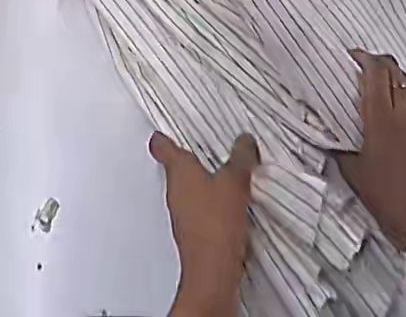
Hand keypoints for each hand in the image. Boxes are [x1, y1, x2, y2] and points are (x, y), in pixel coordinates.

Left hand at [153, 131, 257, 316]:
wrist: (212, 273)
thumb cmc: (216, 223)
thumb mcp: (235, 181)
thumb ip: (240, 158)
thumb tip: (244, 140)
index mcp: (178, 170)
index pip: (161, 146)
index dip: (164, 136)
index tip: (168, 131)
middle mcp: (174, 189)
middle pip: (175, 166)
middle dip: (191, 158)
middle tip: (207, 149)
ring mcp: (180, 212)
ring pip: (187, 188)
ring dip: (202, 182)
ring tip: (224, 176)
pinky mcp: (191, 232)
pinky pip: (197, 208)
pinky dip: (208, 204)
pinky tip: (227, 208)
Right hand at [335, 50, 405, 254]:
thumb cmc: (389, 198)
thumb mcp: (354, 172)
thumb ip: (340, 147)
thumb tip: (329, 135)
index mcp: (381, 117)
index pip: (376, 72)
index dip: (364, 57)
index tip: (351, 55)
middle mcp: (403, 114)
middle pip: (395, 72)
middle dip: (378, 62)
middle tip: (361, 64)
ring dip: (391, 77)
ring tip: (374, 84)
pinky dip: (400, 95)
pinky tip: (390, 110)